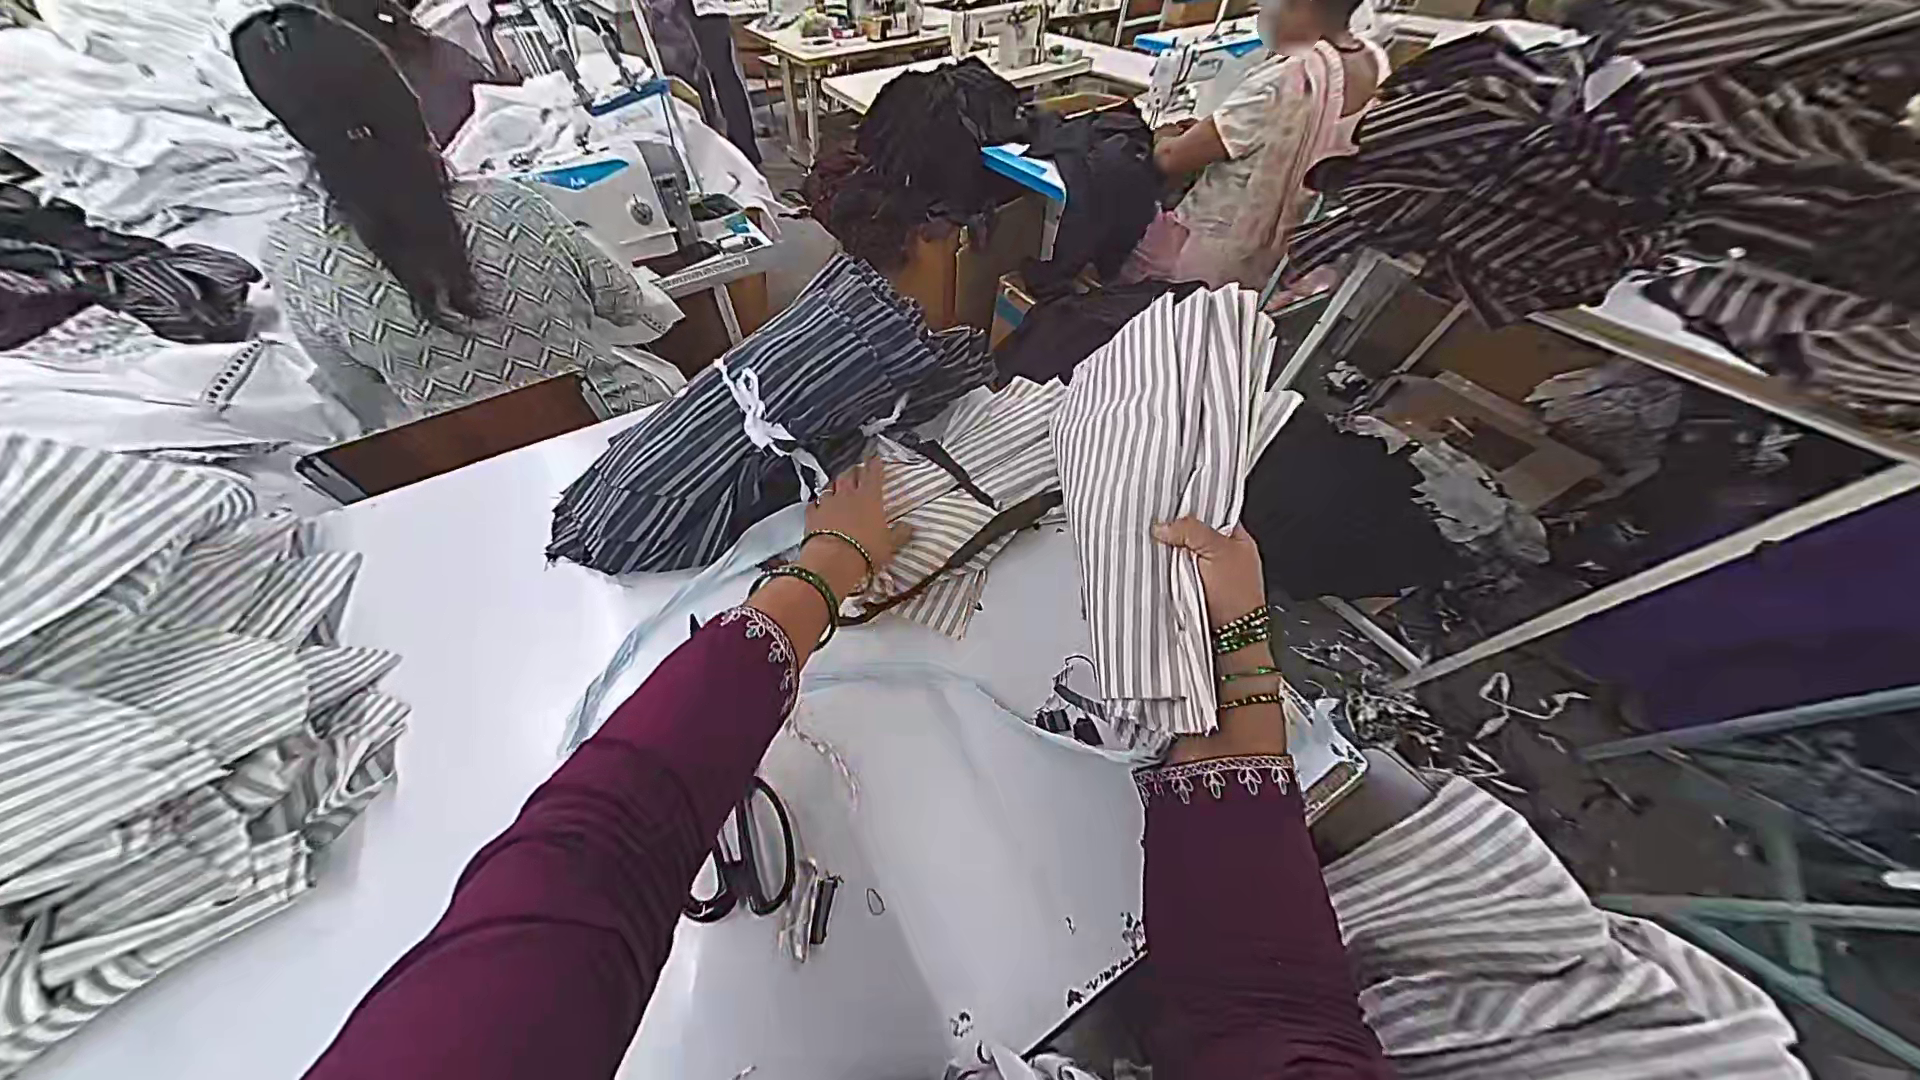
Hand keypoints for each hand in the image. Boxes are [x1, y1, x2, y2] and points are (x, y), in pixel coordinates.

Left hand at [799, 456, 910, 597]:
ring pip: (831, 485)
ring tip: (839, 482)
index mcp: (870, 497)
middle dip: (854, 470)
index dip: (874, 464)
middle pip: (850, 474)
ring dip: (836, 482)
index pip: (873, 474)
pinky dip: (818, 501)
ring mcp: (828, 503)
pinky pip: (815, 503)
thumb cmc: (866, 549)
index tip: (875, 458)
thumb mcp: (890, 544)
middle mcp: (848, 495)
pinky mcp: (813, 515)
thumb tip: (909, 528)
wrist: (834, 559)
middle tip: (857, 469)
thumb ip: (900, 533)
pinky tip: (819, 503)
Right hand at [1155, 518, 1287, 762]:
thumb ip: (1191, 530)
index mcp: (1236, 539)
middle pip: (1191, 531)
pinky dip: (1162, 569)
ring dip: (1166, 551)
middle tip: (1155, 522)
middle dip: (1173, 528)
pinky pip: (1171, 572)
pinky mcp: (1189, 590)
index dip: (1192, 503)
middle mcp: (1220, 554)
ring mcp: (1203, 573)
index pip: (1212, 509)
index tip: (1170, 498)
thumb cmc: (1236, 599)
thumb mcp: (1217, 552)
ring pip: (1179, 552)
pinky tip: (1152, 565)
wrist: (1230, 641)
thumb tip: (1163, 525)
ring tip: (1149, 542)